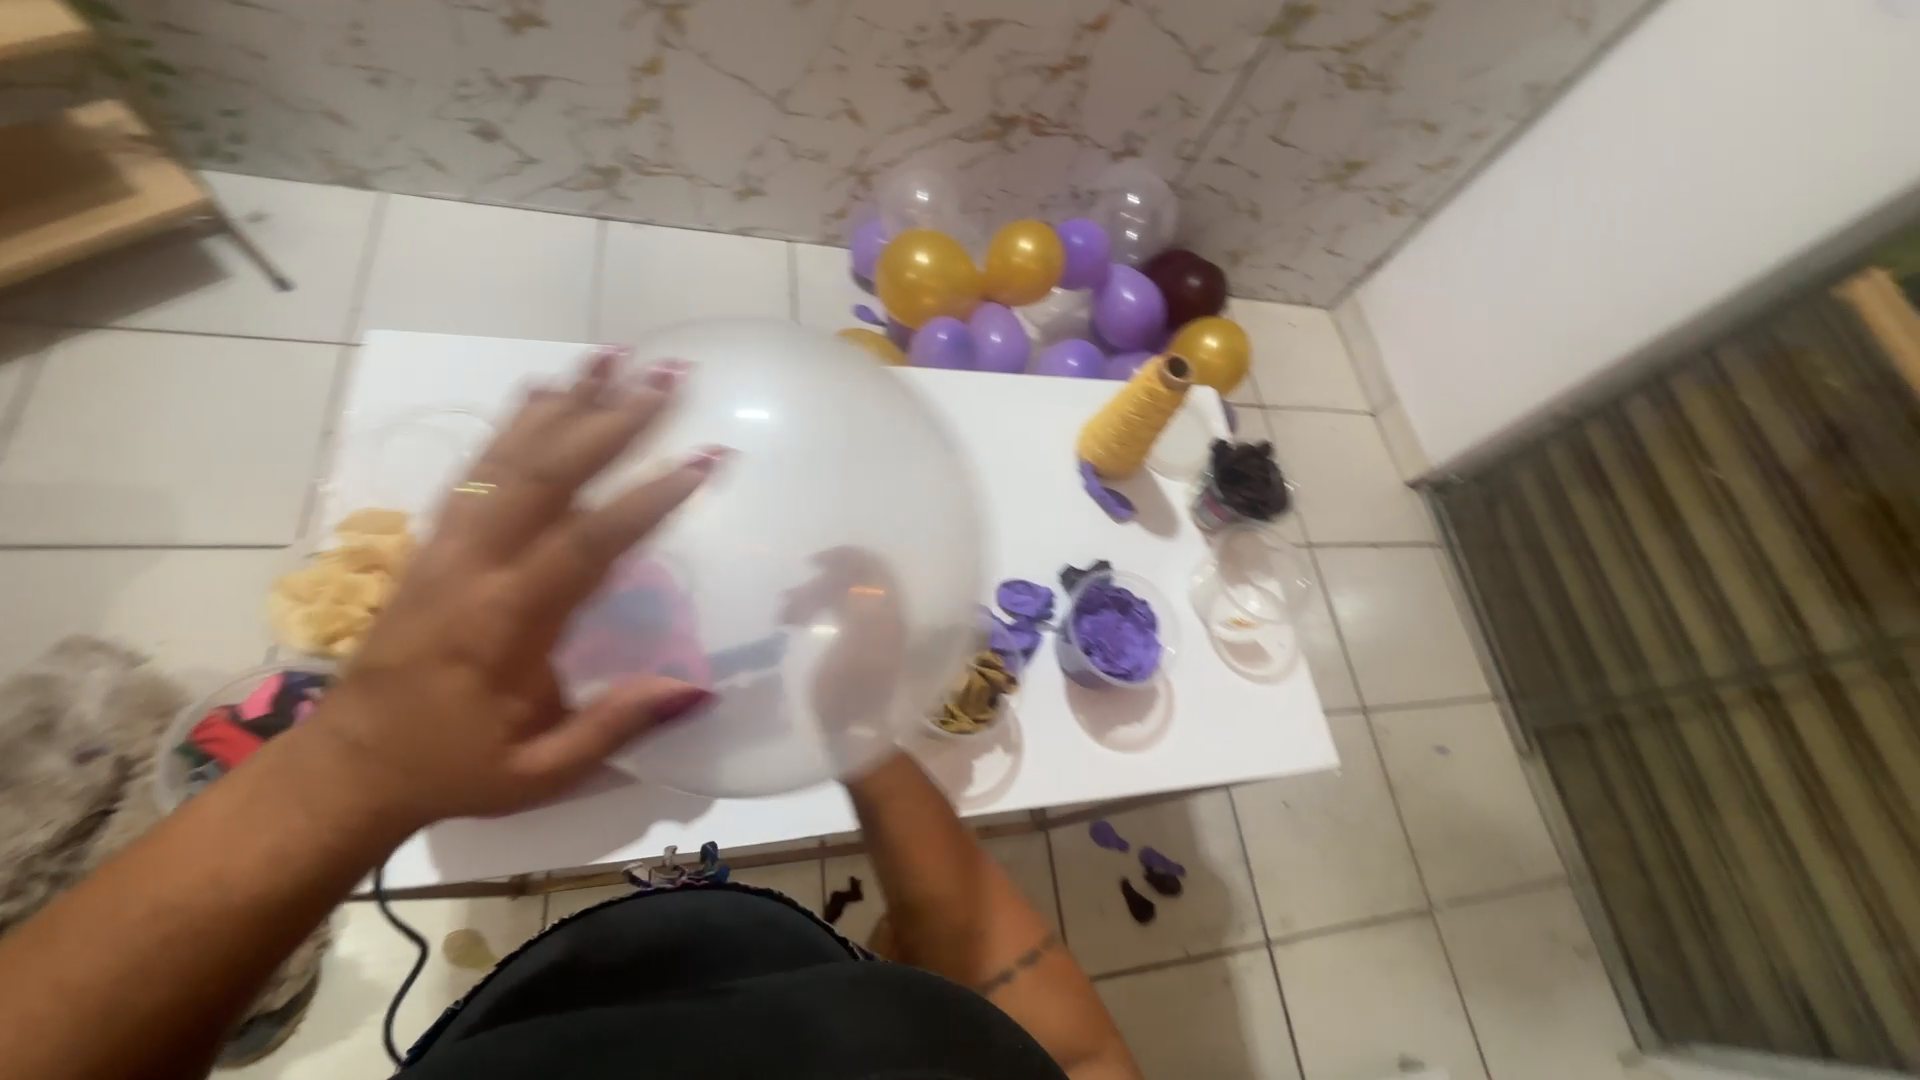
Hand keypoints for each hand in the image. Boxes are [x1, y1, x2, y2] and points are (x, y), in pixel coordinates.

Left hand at [293, 346, 727, 830]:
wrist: (346, 766)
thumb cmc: (453, 769)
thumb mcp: (540, 771)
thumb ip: (616, 725)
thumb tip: (697, 686)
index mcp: (504, 623)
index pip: (586, 543)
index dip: (648, 499)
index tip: (704, 460)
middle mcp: (471, 567)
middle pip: (544, 474)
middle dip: (611, 420)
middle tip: (667, 377)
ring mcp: (445, 547)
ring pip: (507, 457)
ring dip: (565, 402)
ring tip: (613, 356)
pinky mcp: (433, 542)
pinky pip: (477, 468)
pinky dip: (515, 421)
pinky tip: (547, 389)